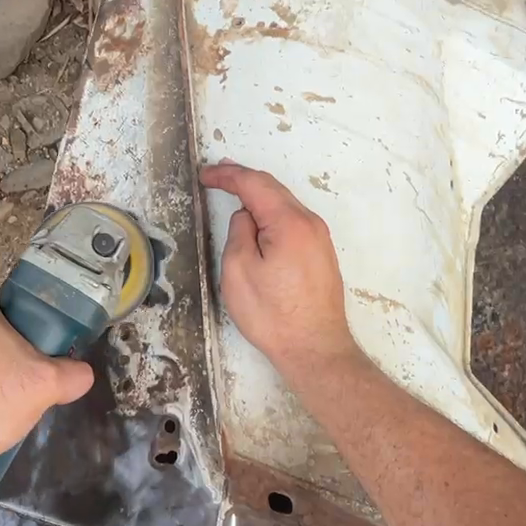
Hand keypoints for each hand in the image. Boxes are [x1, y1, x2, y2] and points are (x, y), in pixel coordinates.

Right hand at [200, 162, 356, 373]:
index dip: (227, 175)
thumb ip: (239, 233)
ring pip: (285, 203)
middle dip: (243, 178)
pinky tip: (258, 216)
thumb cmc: (272, 314)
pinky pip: (293, 219)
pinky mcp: (321, 254)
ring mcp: (319, 239)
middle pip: (273, 188)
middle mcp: (310, 223)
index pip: (254, 184)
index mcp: (289, 223)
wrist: (316, 351)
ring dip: (258, 194)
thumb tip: (246, 217)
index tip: (205, 175)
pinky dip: (271, 210)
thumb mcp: (239, 271)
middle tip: (216, 174)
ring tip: (233, 188)